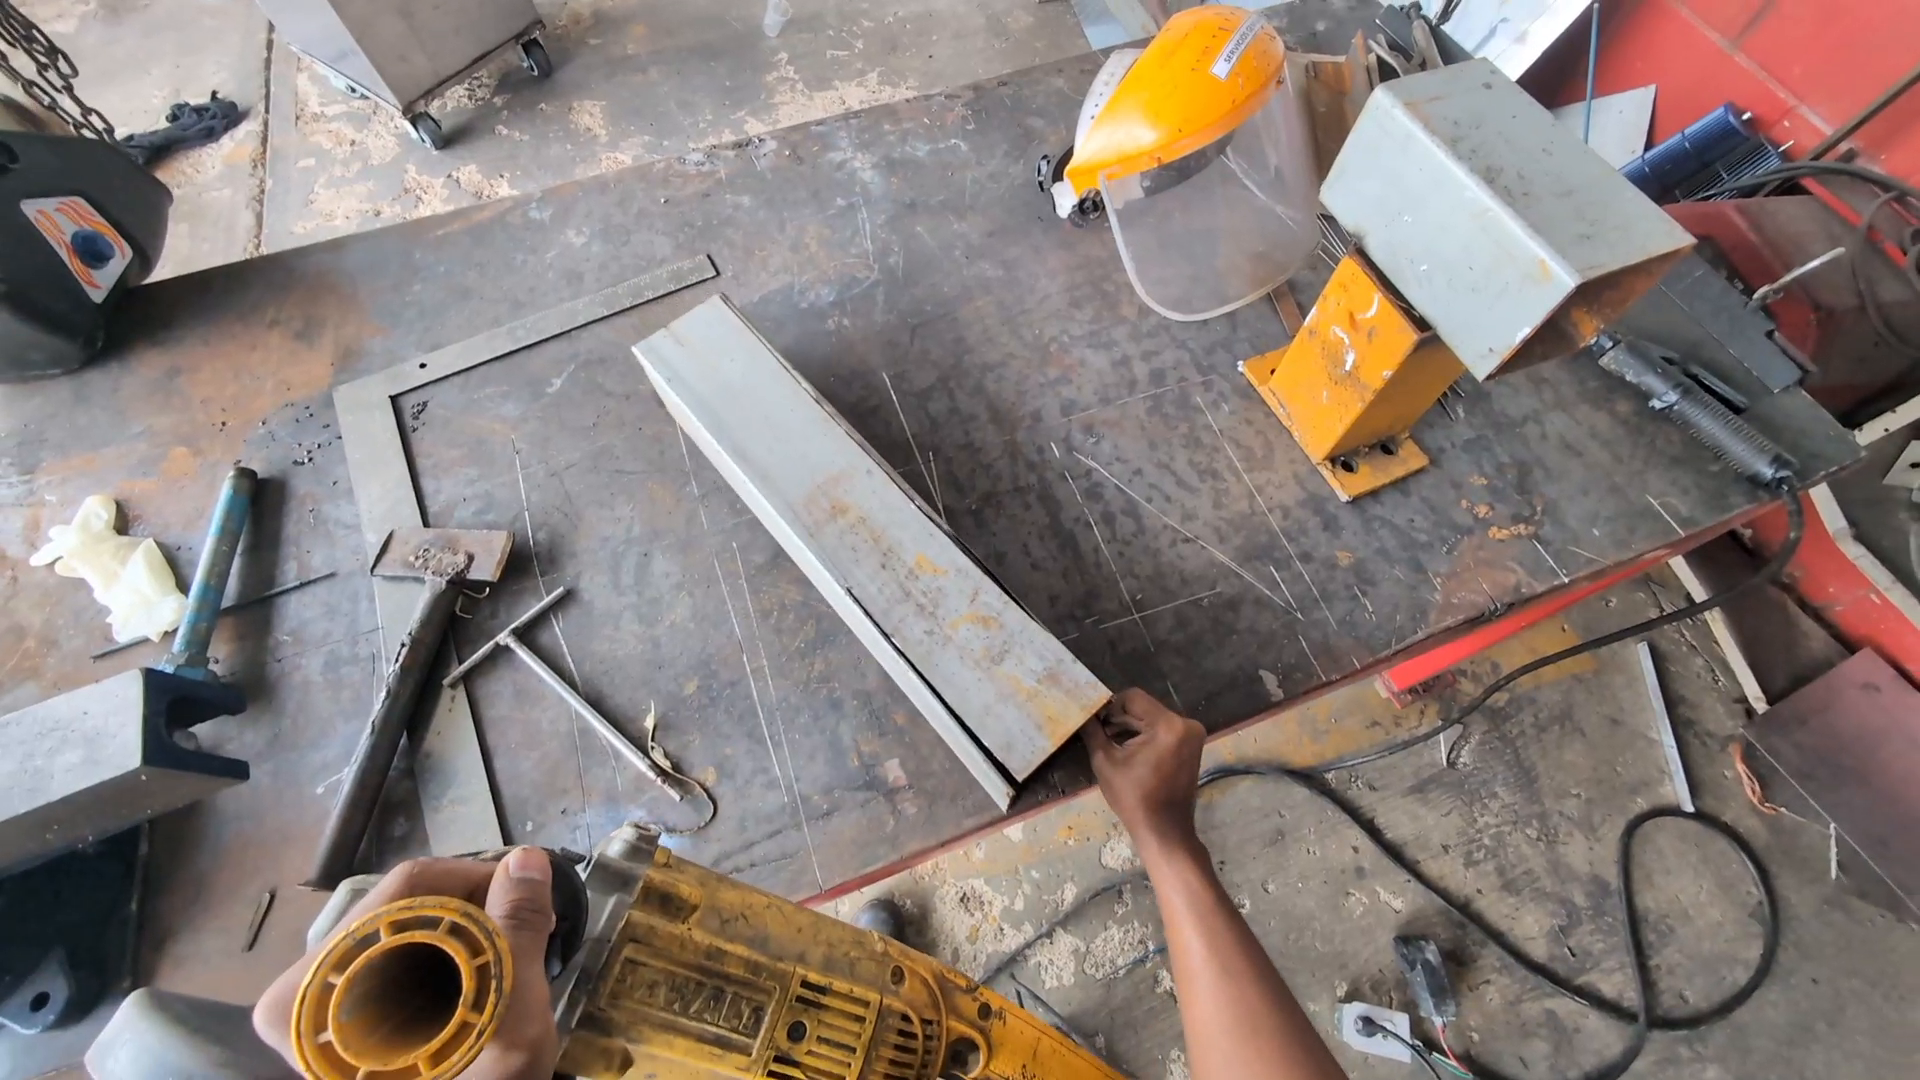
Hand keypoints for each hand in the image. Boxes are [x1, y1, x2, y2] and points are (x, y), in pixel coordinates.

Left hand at [254, 848, 560, 1079]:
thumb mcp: (508, 1025)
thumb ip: (515, 937)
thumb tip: (526, 858)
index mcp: (317, 994)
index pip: (410, 890)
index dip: (481, 885)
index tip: (528, 909)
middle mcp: (302, 990)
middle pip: (406, 900)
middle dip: (479, 906)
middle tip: (527, 931)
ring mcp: (318, 1000)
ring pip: (408, 918)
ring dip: (470, 924)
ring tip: (511, 954)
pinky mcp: (337, 1010)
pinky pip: (400, 943)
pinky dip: (450, 945)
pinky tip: (481, 973)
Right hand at [1082, 688, 1206, 859]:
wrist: (1164, 831)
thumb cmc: (1134, 798)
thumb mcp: (1105, 761)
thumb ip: (1093, 731)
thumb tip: (1082, 712)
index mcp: (1167, 725)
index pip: (1132, 697)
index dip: (1110, 707)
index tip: (1096, 722)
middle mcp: (1185, 724)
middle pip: (1143, 708)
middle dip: (1119, 718)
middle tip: (1098, 731)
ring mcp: (1191, 735)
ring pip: (1152, 718)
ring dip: (1131, 726)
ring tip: (1109, 740)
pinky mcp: (1190, 745)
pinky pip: (1162, 729)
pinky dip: (1144, 735)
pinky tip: (1126, 747)